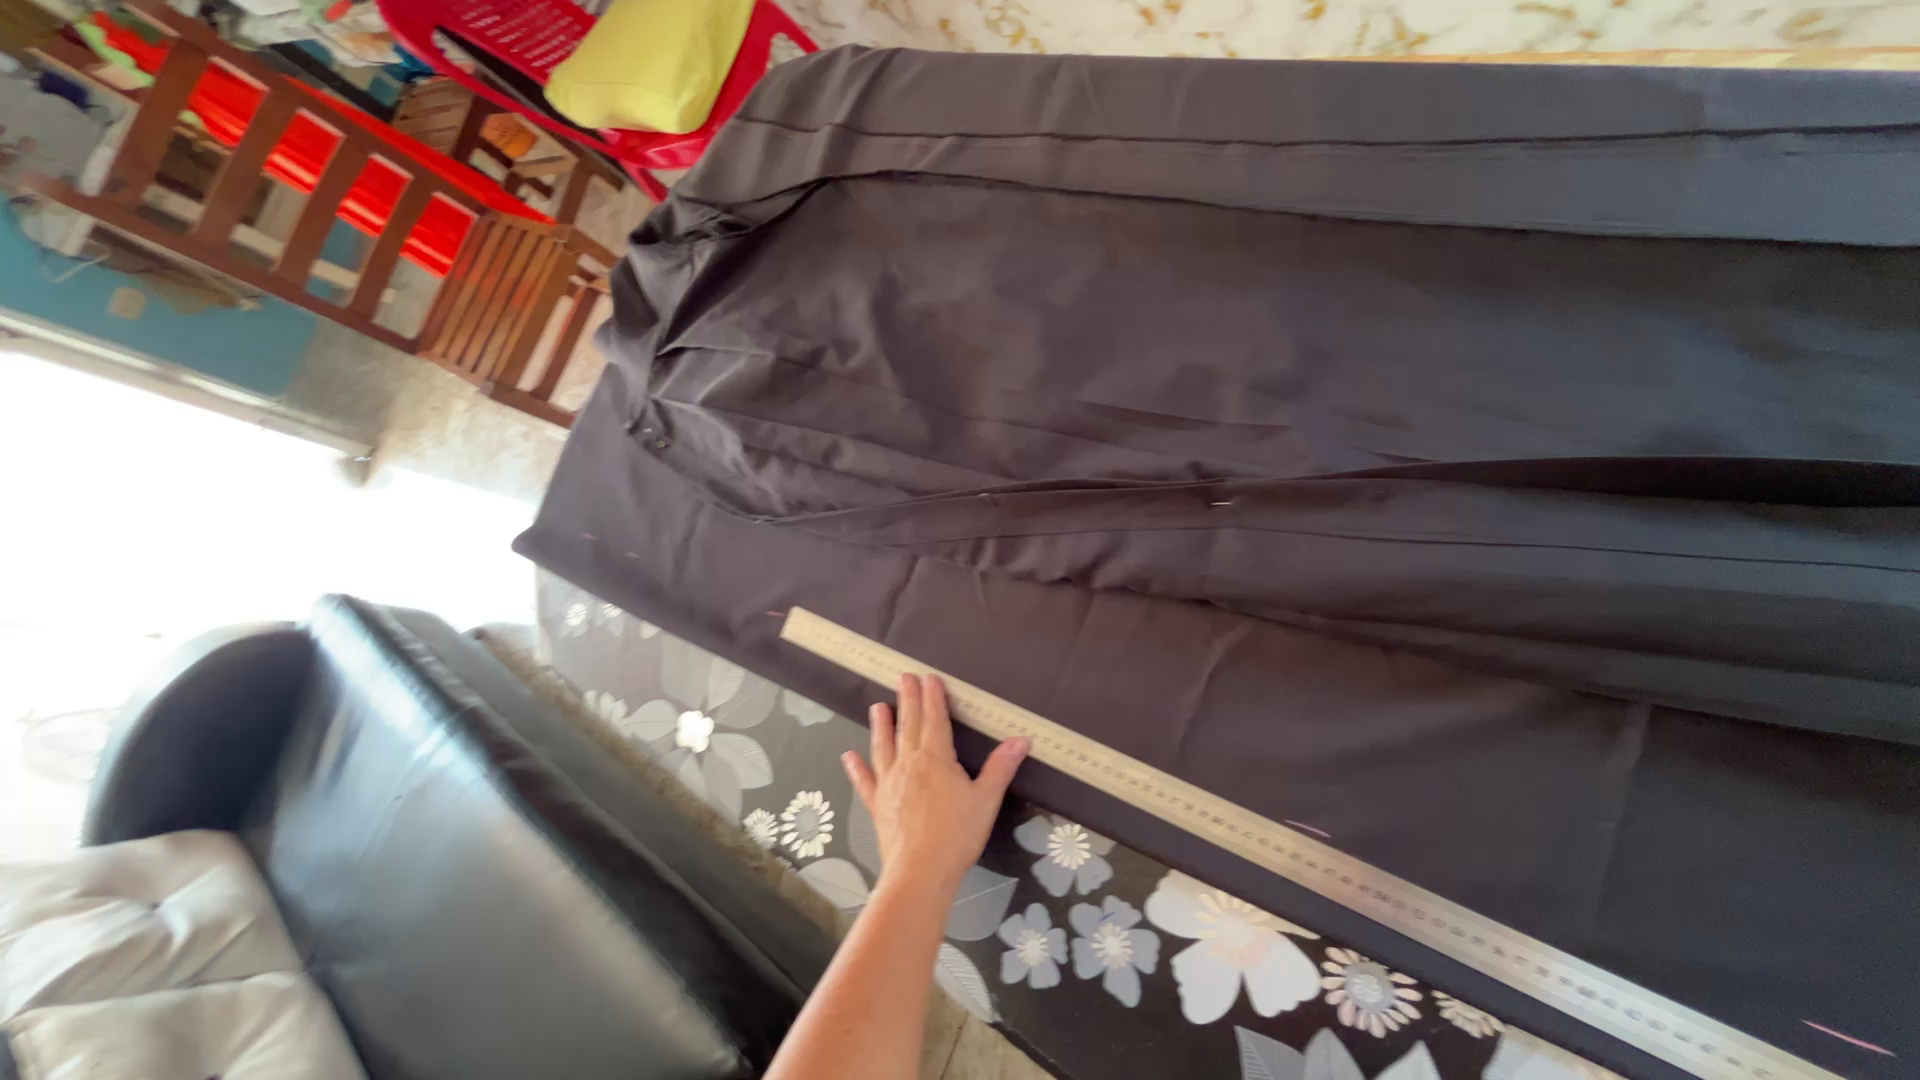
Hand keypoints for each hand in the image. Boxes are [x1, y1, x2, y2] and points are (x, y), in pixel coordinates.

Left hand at [842, 674, 1028, 901]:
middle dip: (907, 699)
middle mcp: (908, 763)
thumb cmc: (957, 835)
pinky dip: (857, 767)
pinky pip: (866, 781)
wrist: (920, 871)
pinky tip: (849, 756)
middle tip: (902, 676)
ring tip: (877, 706)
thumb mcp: (986, 799)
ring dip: (881, 725)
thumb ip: (1001, 767)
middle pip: (908, 725)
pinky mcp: (877, 805)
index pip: (934, 719)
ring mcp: (889, 783)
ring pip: (883, 746)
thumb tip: (1020, 740)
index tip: (928, 677)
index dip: (932, 697)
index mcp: (935, 758)